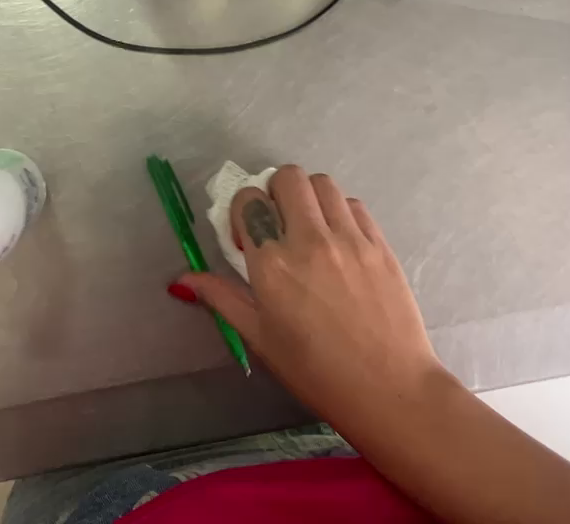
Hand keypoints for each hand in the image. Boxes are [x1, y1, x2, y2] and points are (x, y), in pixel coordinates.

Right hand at [178, 166, 441, 432]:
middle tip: (279, 222)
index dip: (243, 212)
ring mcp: (348, 238)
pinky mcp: (379, 244)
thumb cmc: (316, 371)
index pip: (248, 200)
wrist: (390, 391)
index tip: (248, 238)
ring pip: (322, 183)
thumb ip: (221, 297)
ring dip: (309, 196)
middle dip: (275, 191)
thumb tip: (180, 280)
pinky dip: (340, 212)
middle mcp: (308, 240)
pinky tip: (340, 240)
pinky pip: (354, 204)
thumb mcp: (260, 337)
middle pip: (287, 177)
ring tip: (310, 227)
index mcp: (271, 264)